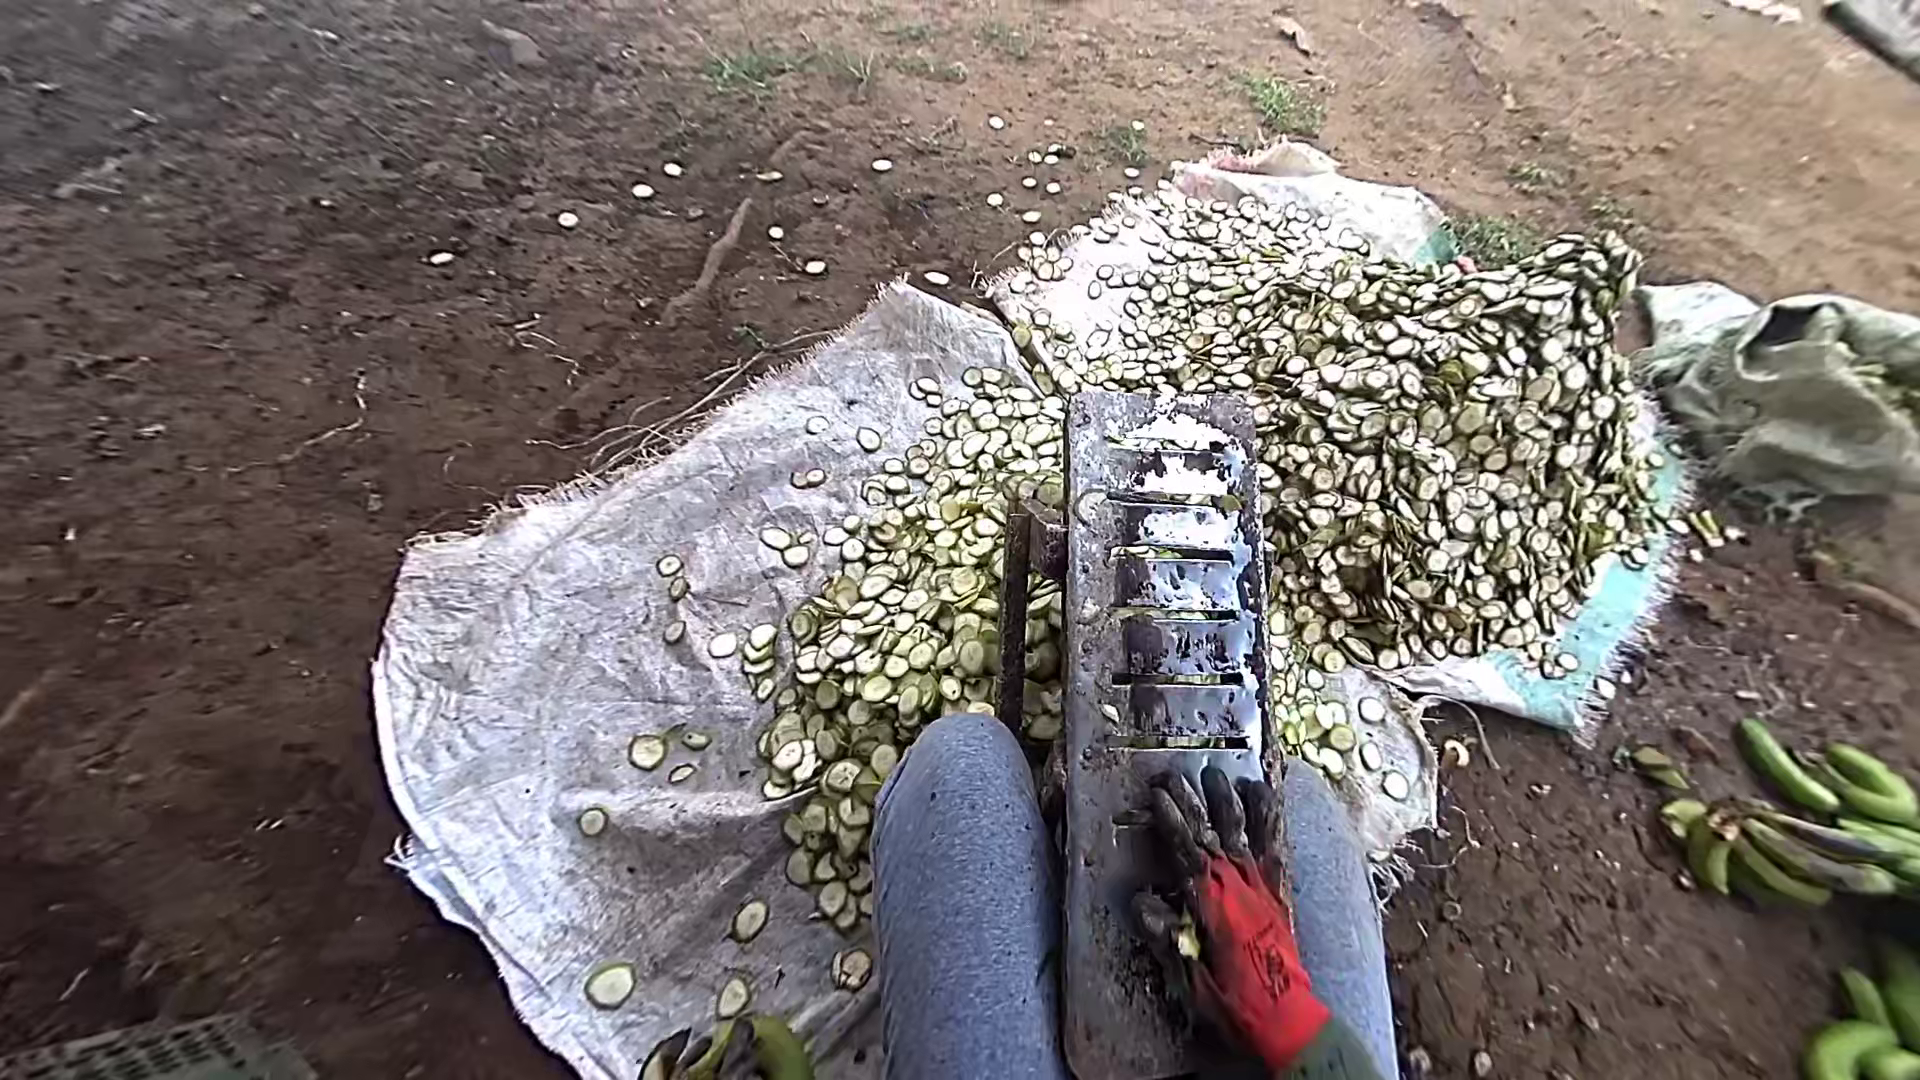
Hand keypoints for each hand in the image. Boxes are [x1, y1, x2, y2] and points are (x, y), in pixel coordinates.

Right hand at [1134, 766, 1328, 1071]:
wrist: (1286, 1015)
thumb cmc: (1229, 993)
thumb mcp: (1186, 973)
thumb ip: (1161, 933)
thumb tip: (1138, 899)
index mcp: (1205, 895)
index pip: (1181, 843)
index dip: (1168, 815)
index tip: (1155, 792)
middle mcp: (1231, 877)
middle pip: (1205, 824)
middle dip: (1186, 795)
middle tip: (1169, 774)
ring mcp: (1257, 877)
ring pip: (1238, 824)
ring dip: (1224, 796)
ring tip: (1213, 773)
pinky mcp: (1277, 882)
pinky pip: (1273, 838)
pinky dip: (1267, 812)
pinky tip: (1258, 789)